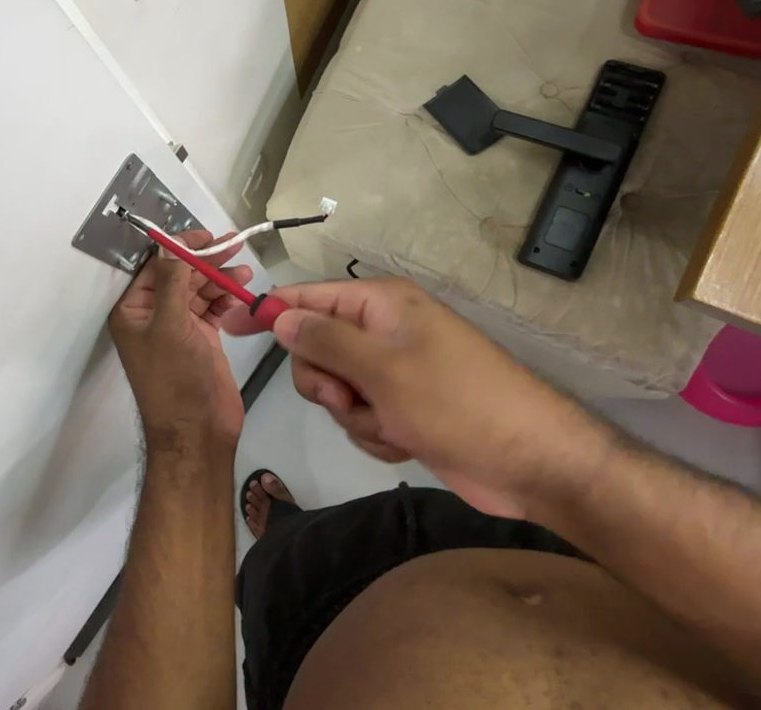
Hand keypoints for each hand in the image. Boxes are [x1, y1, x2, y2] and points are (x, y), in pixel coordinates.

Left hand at [109, 230, 252, 453]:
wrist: (198, 433)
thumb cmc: (175, 379)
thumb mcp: (170, 325)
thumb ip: (173, 281)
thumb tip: (171, 244)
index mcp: (133, 311)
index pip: (155, 267)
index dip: (180, 247)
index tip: (207, 235)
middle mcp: (152, 316)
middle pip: (179, 276)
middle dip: (205, 260)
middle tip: (234, 244)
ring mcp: (178, 328)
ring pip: (198, 291)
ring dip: (220, 277)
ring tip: (245, 266)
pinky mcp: (201, 340)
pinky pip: (212, 309)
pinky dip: (226, 297)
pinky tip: (243, 288)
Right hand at [223, 277, 614, 519]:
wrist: (534, 463)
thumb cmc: (458, 402)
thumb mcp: (382, 368)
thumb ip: (323, 339)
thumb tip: (279, 314)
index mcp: (380, 304)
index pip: (307, 297)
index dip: (267, 310)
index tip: (226, 324)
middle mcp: (383, 331)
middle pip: (315, 349)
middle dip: (326, 383)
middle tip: (350, 400)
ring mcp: (393, 371)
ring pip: (336, 388)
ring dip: (355, 415)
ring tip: (393, 426)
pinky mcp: (403, 407)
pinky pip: (361, 415)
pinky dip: (375, 432)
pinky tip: (406, 441)